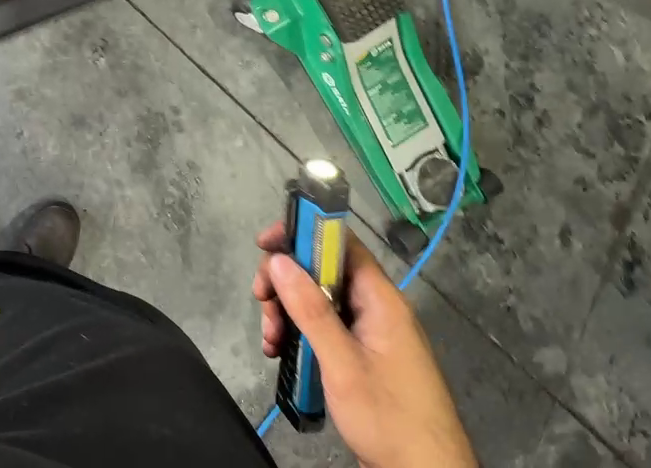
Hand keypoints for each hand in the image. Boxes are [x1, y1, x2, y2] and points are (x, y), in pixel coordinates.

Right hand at [252, 224, 475, 467]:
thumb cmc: (388, 416)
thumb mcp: (341, 363)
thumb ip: (310, 309)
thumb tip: (278, 259)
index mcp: (381, 299)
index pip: (340, 242)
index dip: (301, 233)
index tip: (264, 244)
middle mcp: (376, 308)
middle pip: (322, 271)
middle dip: (285, 282)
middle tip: (261, 303)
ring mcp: (370, 333)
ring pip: (319, 301)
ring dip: (287, 313)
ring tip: (271, 342)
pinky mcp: (363, 356)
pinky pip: (325, 328)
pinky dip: (300, 334)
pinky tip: (282, 354)